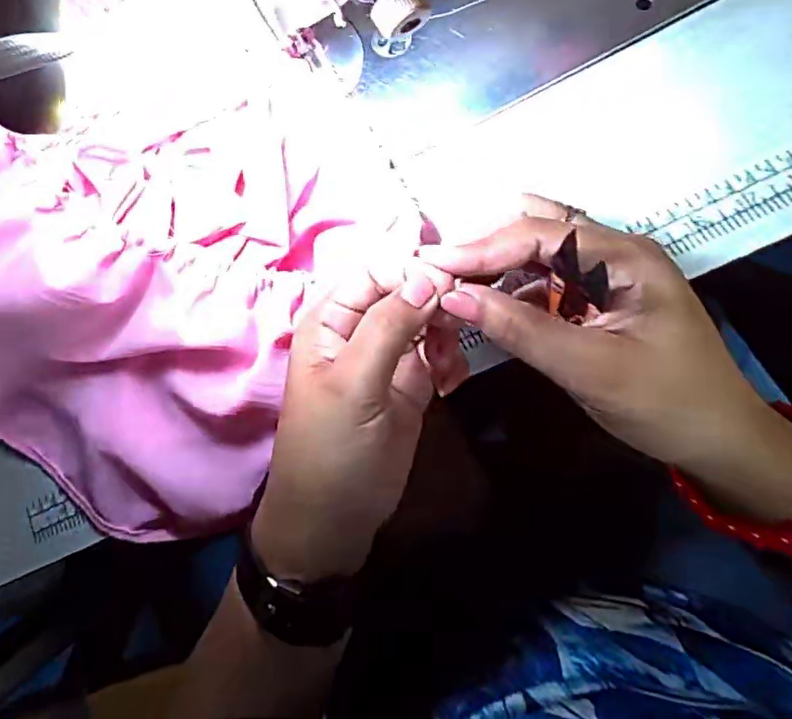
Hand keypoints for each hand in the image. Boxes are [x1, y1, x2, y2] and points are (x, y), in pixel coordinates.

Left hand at [251, 259, 457, 581]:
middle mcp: (360, 326)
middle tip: (460, 324)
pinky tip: (451, 382)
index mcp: (332, 317)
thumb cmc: (331, 449)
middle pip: (408, 289)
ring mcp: (389, 352)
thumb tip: (427, 275)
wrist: (335, 522)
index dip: (413, 269)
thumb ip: (388, 327)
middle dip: (437, 301)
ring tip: (448, 366)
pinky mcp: (413, 379)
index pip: (377, 269)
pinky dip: (451, 359)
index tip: (452, 282)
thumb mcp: (353, 385)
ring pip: (428, 317)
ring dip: (448, 331)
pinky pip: (440, 349)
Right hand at [423, 196, 791, 521]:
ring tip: (454, 284)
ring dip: (499, 267)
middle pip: (539, 231)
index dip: (483, 246)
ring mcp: (609, 273)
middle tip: (439, 270)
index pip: (540, 233)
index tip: (434, 263)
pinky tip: (489, 303)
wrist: (724, 444)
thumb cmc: (668, 404)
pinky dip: (517, 290)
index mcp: (625, 255)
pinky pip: (551, 282)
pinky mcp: (602, 298)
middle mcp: (616, 251)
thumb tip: (456, 295)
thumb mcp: (591, 369)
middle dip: (488, 248)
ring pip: (541, 254)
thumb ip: (521, 329)